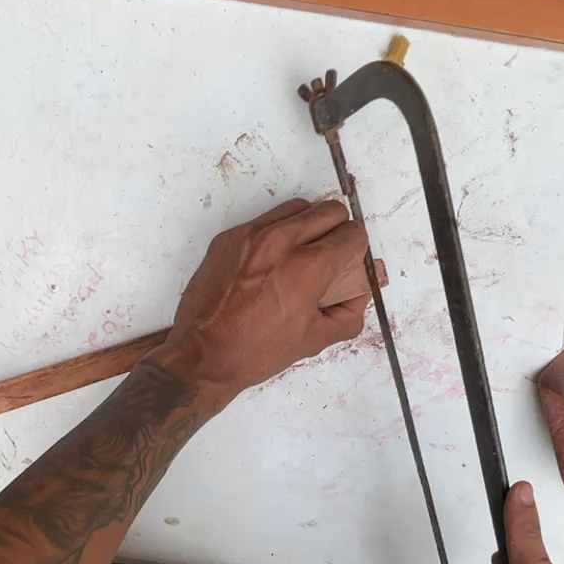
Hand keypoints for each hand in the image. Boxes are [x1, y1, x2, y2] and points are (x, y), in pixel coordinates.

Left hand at [150, 198, 372, 400]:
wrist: (203, 355)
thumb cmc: (255, 352)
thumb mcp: (314, 340)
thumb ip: (349, 313)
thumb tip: (360, 292)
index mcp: (306, 268)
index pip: (352, 235)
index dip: (356, 252)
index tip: (348, 266)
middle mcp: (280, 242)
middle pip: (331, 211)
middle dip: (338, 233)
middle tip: (330, 259)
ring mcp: (251, 235)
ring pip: (299, 208)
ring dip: (309, 226)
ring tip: (301, 257)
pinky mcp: (229, 237)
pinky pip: (266, 220)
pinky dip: (278, 234)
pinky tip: (272, 263)